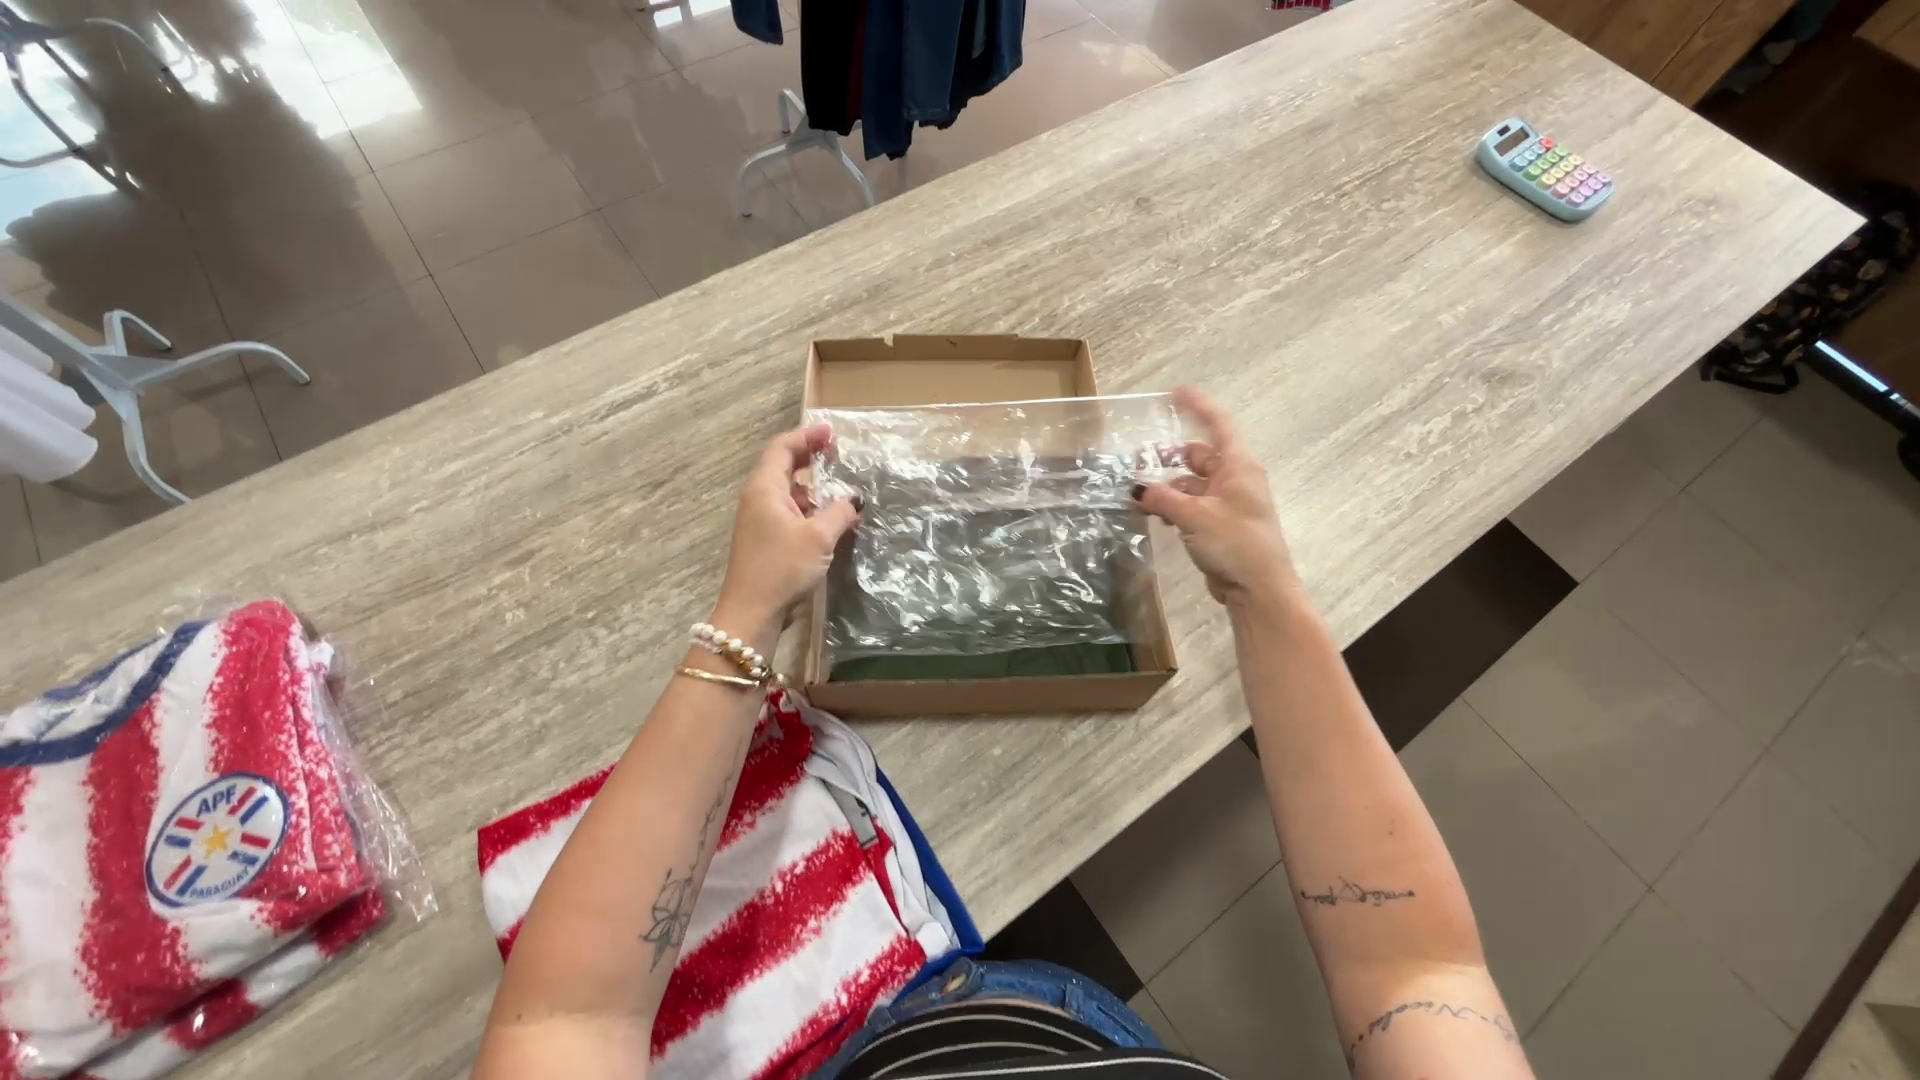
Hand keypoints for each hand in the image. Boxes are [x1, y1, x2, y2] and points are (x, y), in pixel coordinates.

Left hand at [714, 424, 861, 637]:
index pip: (783, 448)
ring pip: (790, 493)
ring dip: (815, 489)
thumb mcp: (818, 536)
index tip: (831, 431)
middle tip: (839, 454)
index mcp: (765, 488)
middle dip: (811, 458)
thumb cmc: (782, 568)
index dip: (807, 436)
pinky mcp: (767, 541)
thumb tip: (855, 499)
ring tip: (844, 491)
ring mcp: (760, 521)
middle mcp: (758, 499)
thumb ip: (840, 512)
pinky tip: (833, 521)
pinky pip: (791, 514)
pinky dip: (811, 510)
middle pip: (785, 467)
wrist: (752, 613)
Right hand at [1133, 386, 1303, 609]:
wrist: (1259, 588)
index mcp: (1238, 466)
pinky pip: (1193, 505)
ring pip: (1193, 483)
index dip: (1198, 406)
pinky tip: (1154, 514)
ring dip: (1168, 486)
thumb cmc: (1234, 542)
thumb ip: (1162, 498)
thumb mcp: (1193, 516)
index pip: (1218, 424)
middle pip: (1200, 455)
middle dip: (1170, 455)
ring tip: (1139, 495)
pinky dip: (1174, 506)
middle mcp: (1235, 479)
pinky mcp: (1221, 525)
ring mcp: (1229, 503)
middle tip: (1139, 458)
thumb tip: (1136, 489)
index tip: (1176, 393)